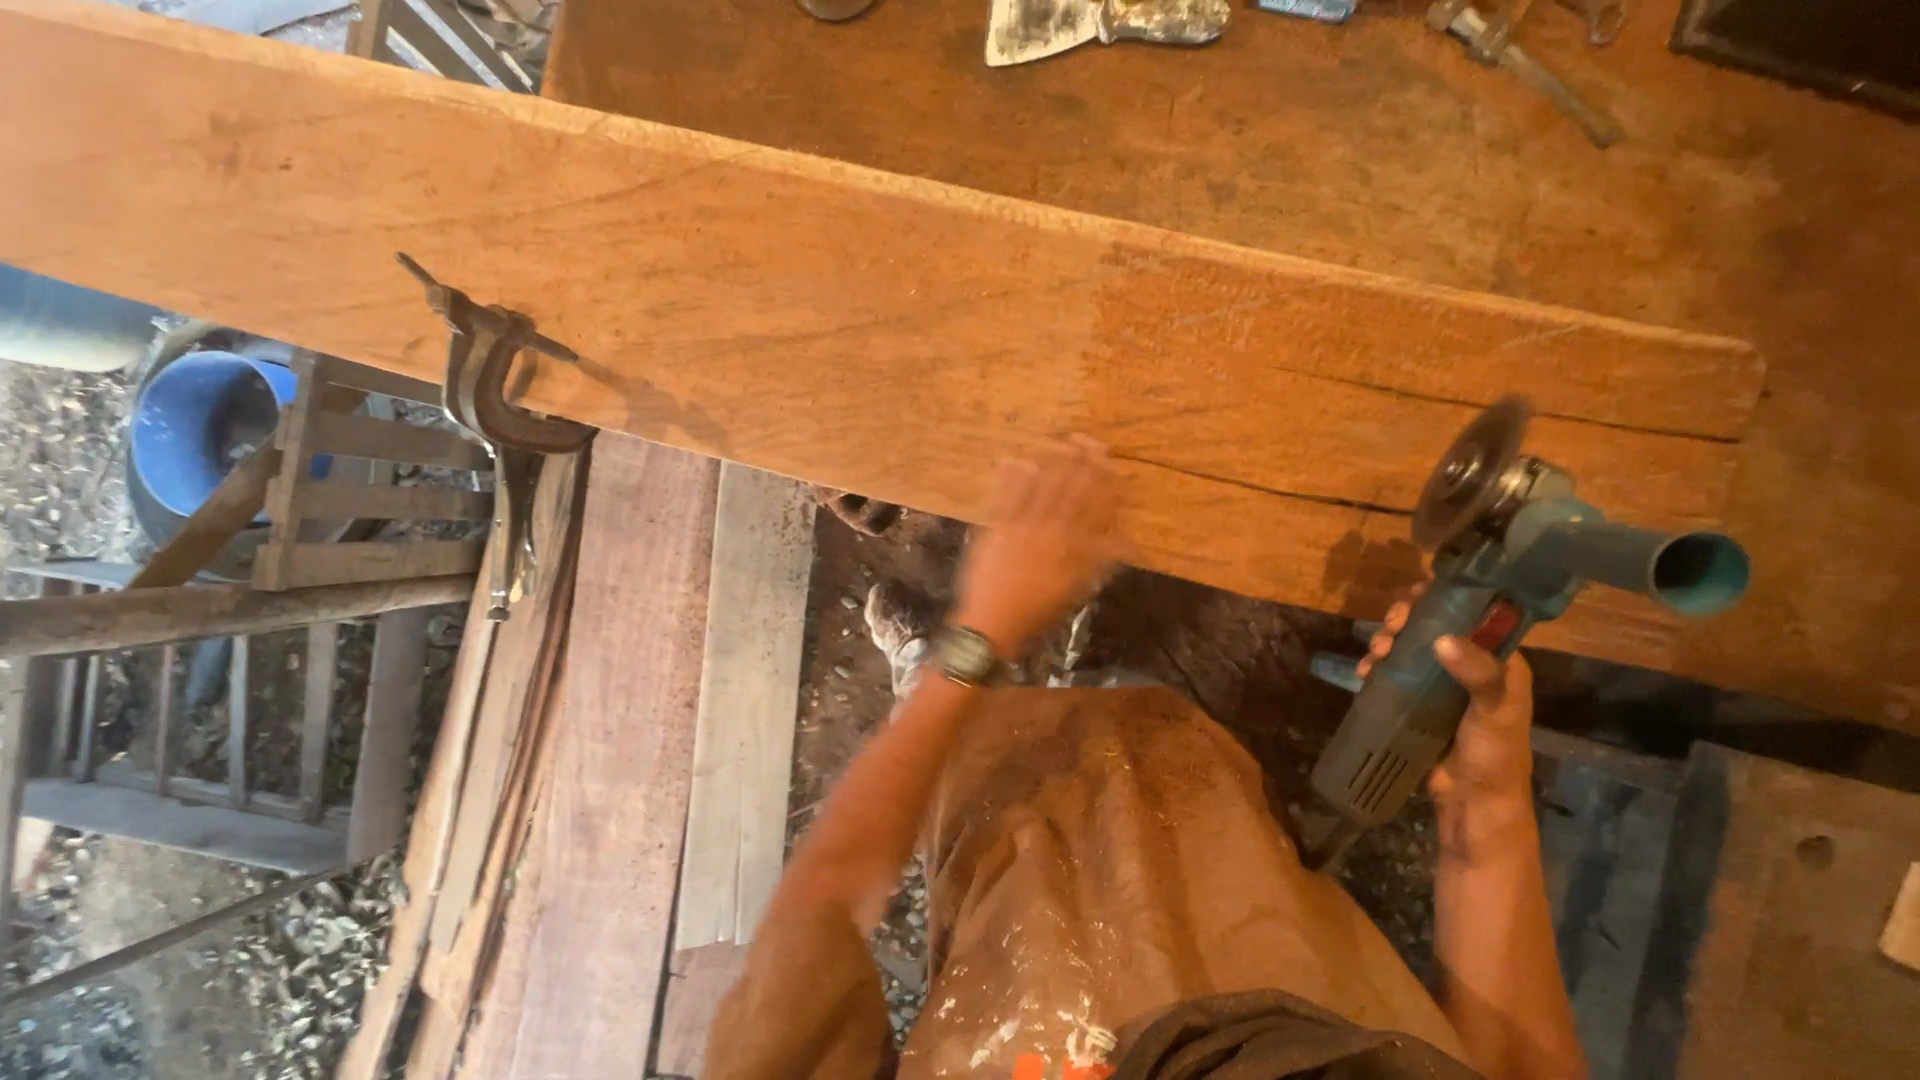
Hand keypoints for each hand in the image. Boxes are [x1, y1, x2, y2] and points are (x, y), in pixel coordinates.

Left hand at [951, 436, 1126, 657]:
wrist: (991, 625)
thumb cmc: (1036, 614)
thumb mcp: (1074, 591)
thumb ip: (1097, 562)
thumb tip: (1126, 541)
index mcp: (1071, 549)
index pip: (1094, 510)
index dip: (1105, 486)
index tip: (1113, 466)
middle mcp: (1048, 533)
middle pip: (1070, 492)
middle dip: (1082, 465)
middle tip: (1092, 441)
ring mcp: (1019, 528)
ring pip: (1040, 490)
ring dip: (1053, 464)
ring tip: (1063, 441)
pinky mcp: (993, 529)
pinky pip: (1004, 498)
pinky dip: (1011, 478)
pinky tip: (1018, 459)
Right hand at [1359, 585, 1535, 805]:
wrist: (1473, 803)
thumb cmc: (1494, 756)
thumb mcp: (1494, 713)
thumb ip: (1480, 675)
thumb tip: (1442, 639)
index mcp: (1499, 662)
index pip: (1472, 615)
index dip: (1443, 599)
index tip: (1415, 595)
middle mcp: (1470, 667)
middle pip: (1433, 626)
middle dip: (1406, 619)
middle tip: (1389, 626)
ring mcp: (1441, 685)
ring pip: (1410, 647)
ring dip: (1388, 641)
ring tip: (1375, 652)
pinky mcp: (1418, 703)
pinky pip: (1394, 673)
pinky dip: (1378, 666)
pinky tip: (1365, 672)